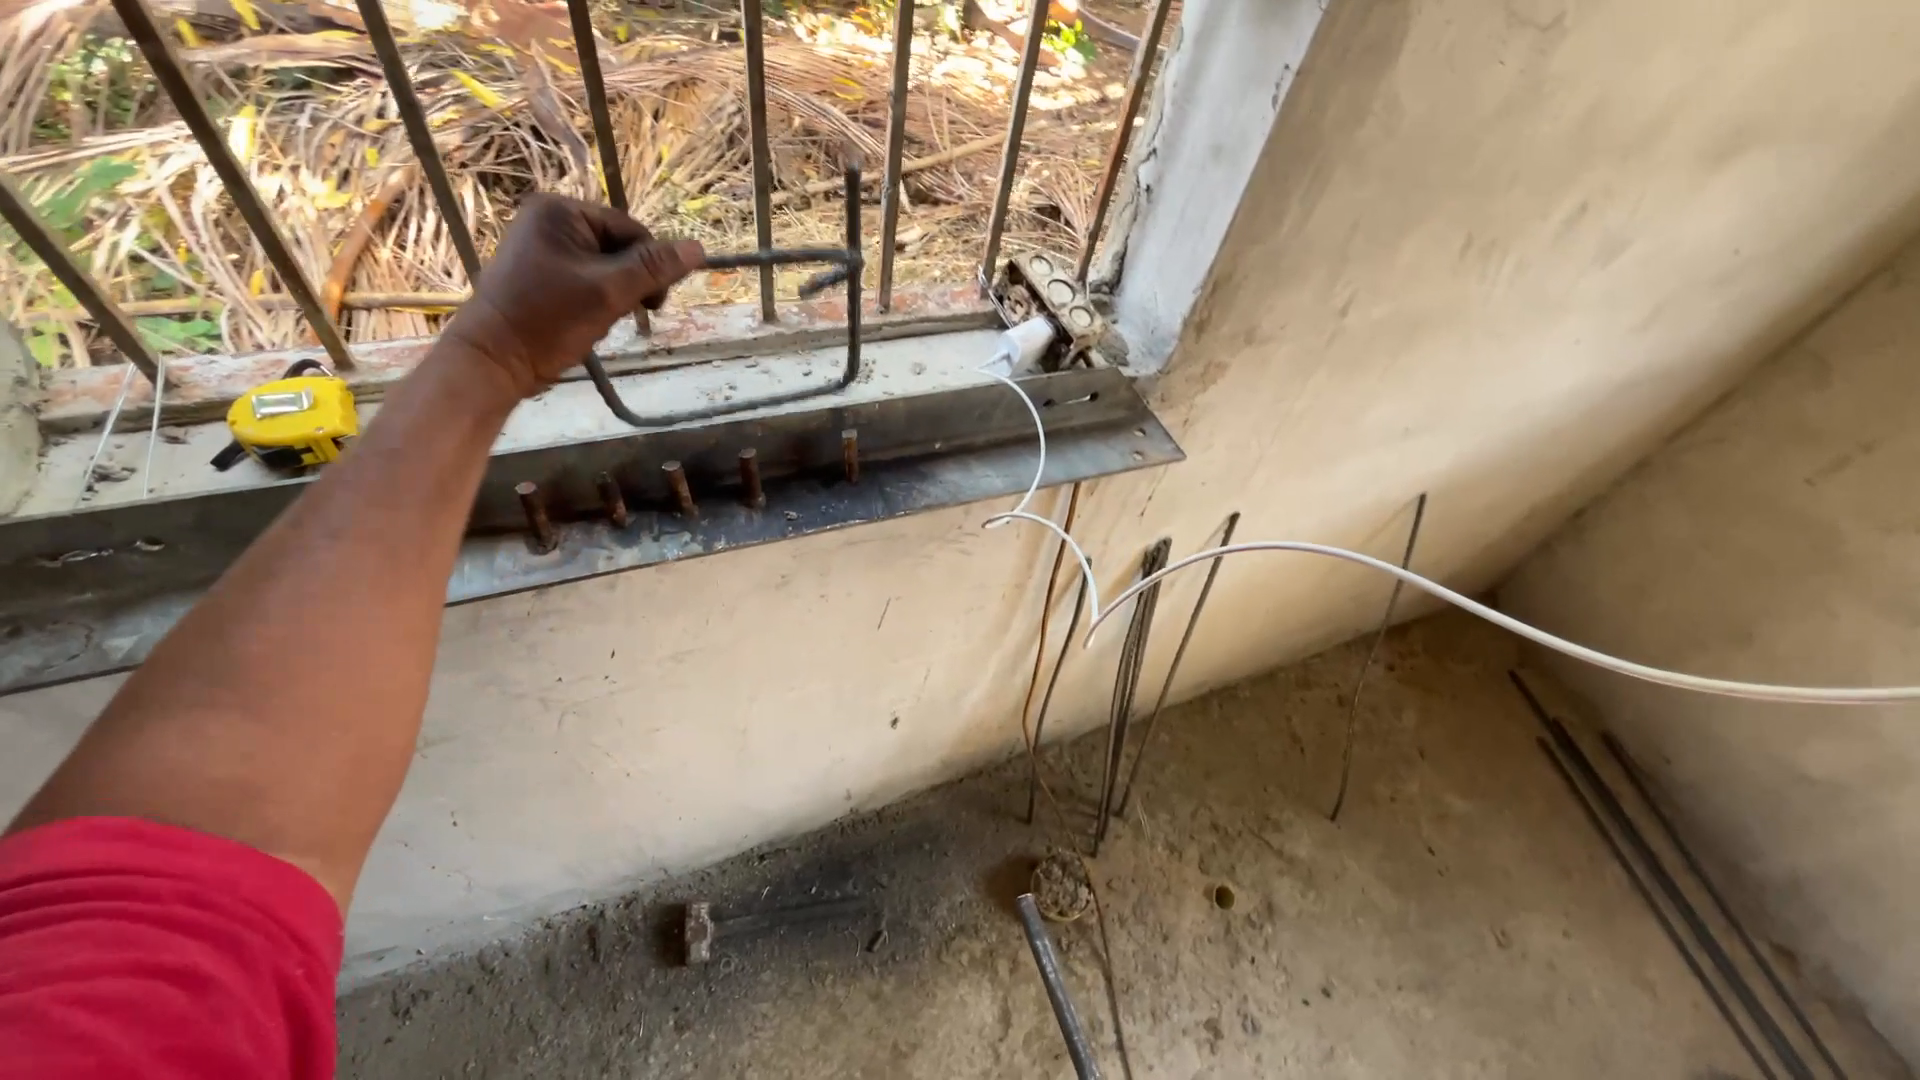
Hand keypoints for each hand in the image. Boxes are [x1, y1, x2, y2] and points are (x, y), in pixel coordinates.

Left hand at [442, 195, 703, 399]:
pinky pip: (586, 280)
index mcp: (561, 211)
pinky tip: (587, 321)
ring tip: (600, 320)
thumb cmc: (548, 321)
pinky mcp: (540, 273)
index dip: (650, 267)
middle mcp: (549, 220)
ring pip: (606, 268)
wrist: (494, 361)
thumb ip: (654, 268)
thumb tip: (698, 248)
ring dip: (615, 296)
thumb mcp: (609, 293)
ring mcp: (542, 247)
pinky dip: (596, 302)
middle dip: (629, 284)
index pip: (632, 230)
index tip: (653, 305)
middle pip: (620, 248)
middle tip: (625, 314)